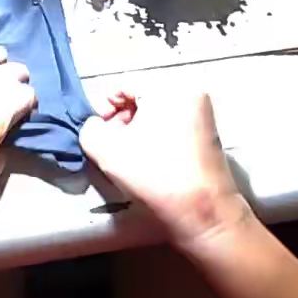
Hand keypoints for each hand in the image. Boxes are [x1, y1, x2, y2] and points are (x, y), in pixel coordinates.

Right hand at [79, 87, 259, 254]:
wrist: (203, 211)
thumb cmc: (154, 174)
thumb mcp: (104, 149)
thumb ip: (89, 128)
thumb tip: (98, 124)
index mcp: (167, 87)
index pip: (123, 86)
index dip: (105, 108)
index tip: (101, 133)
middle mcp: (189, 91)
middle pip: (141, 97)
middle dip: (123, 119)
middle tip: (114, 145)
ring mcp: (203, 111)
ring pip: (157, 111)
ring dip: (139, 129)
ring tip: (132, 155)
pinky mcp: (209, 130)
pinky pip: (173, 123)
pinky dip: (158, 136)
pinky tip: (152, 159)